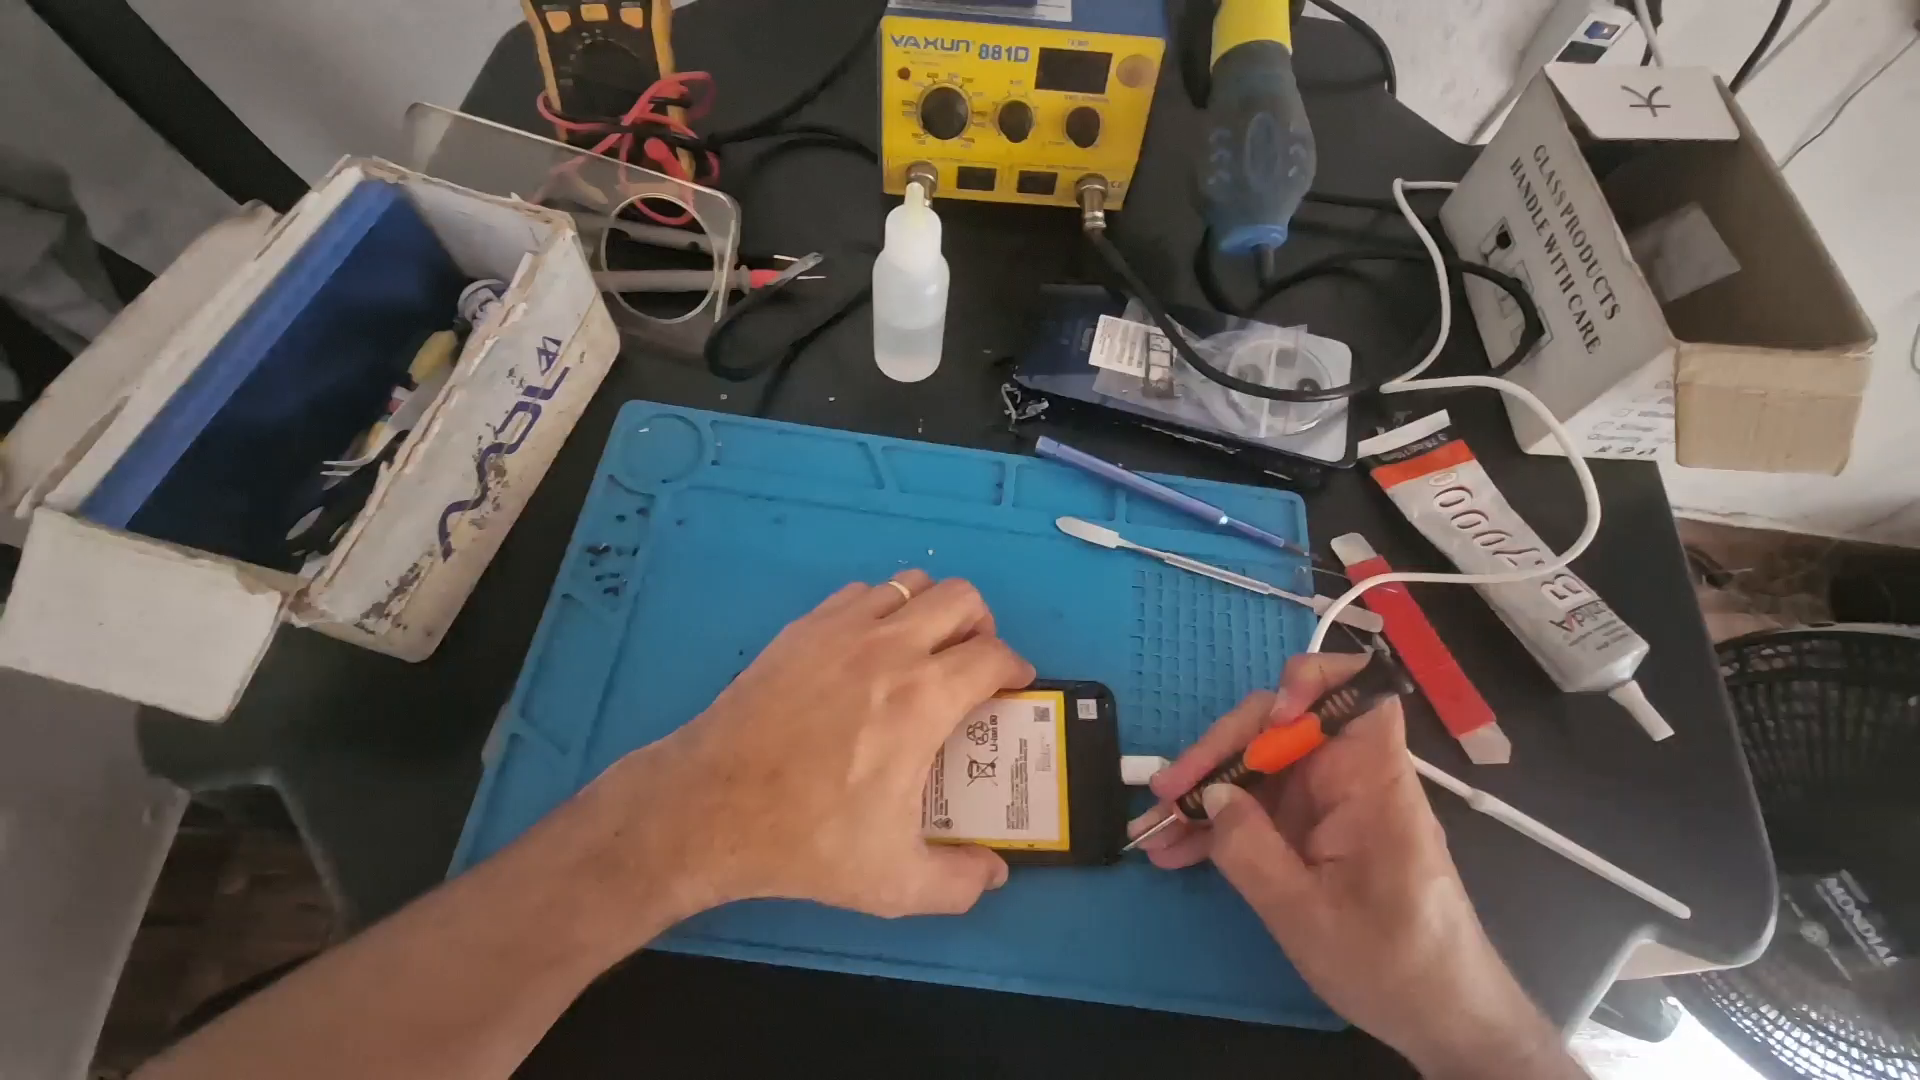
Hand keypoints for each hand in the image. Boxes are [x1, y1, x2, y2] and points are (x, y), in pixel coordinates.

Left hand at [588, 571, 1033, 927]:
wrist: (711, 807)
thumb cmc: (807, 839)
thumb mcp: (894, 882)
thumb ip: (960, 882)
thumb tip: (996, 872)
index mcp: (924, 698)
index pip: (995, 654)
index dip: (1016, 668)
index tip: (1014, 687)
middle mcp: (891, 647)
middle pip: (963, 597)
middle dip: (982, 626)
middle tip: (973, 663)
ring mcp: (843, 628)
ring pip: (912, 583)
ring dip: (933, 610)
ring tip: (925, 650)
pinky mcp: (804, 626)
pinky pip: (862, 593)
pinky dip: (882, 610)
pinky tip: (868, 649)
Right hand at [1130, 655, 1575, 1078]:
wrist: (1440, 1020)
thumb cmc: (1394, 965)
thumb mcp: (1307, 914)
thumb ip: (1250, 849)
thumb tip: (1210, 795)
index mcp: (1370, 782)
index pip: (1358, 695)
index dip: (1314, 683)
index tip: (1271, 717)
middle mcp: (1346, 778)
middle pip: (1277, 729)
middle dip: (1216, 753)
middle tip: (1166, 792)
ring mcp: (1323, 804)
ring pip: (1254, 769)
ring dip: (1201, 794)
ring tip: (1152, 828)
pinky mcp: (1307, 831)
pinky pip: (1253, 809)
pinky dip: (1215, 825)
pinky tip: (1173, 849)